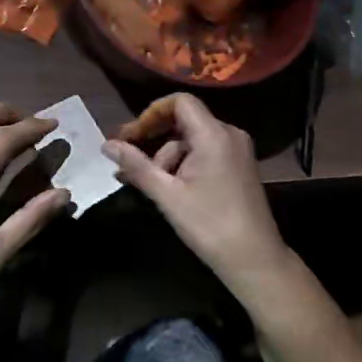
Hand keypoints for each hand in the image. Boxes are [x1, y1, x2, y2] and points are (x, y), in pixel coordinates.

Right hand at [104, 94, 288, 282]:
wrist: (254, 259)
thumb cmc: (209, 225)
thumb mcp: (167, 195)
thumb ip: (136, 165)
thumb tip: (107, 145)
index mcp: (214, 134)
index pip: (180, 102)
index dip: (151, 113)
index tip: (130, 136)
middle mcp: (229, 133)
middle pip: (185, 120)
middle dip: (154, 137)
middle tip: (128, 159)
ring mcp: (237, 150)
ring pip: (193, 139)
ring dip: (167, 156)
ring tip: (146, 183)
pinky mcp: (239, 166)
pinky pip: (206, 151)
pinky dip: (184, 163)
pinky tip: (168, 187)